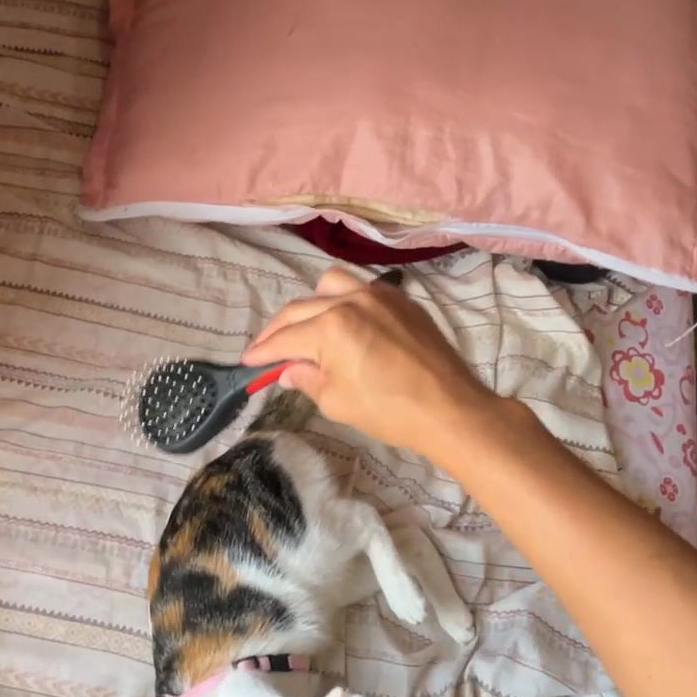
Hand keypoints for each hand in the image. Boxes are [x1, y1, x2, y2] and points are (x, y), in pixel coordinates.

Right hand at [243, 268, 516, 458]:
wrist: (448, 407)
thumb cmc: (388, 410)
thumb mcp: (336, 401)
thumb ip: (307, 379)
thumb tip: (289, 371)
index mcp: (331, 326)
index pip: (285, 338)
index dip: (263, 352)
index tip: (248, 362)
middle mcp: (351, 300)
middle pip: (301, 308)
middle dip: (278, 330)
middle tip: (266, 350)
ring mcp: (379, 295)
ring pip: (331, 285)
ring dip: (311, 305)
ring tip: (306, 328)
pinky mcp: (402, 301)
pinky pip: (362, 289)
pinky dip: (343, 301)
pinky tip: (343, 323)